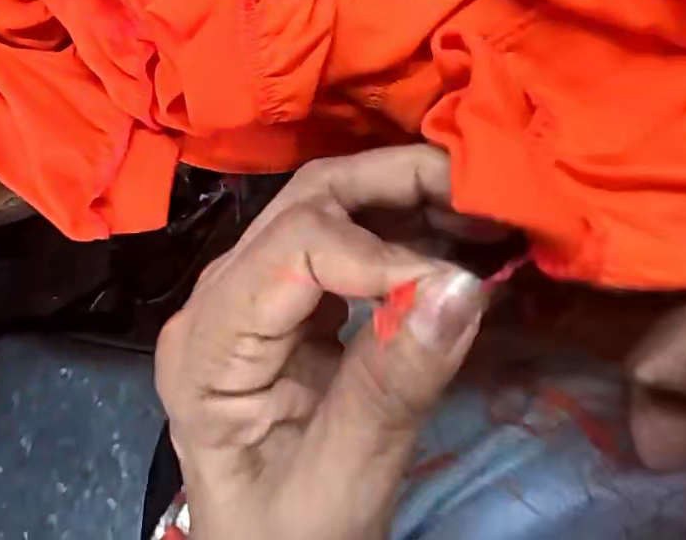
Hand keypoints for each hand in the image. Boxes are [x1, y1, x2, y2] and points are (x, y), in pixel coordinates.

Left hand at [154, 146, 486, 539]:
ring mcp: (252, 283)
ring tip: (474, 209)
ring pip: (327, 199)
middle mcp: (221, 291)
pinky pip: (343, 231)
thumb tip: (461, 287)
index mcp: (207, 342)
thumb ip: (394, 386)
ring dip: (402, 192)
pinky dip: (398, 222)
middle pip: (308, 198)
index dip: (380, 250)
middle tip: (477, 193)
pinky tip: (446, 234)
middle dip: (397, 181)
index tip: (460, 281)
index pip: (293, 246)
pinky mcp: (287, 290)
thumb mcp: (342, 486)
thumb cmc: (290, 539)